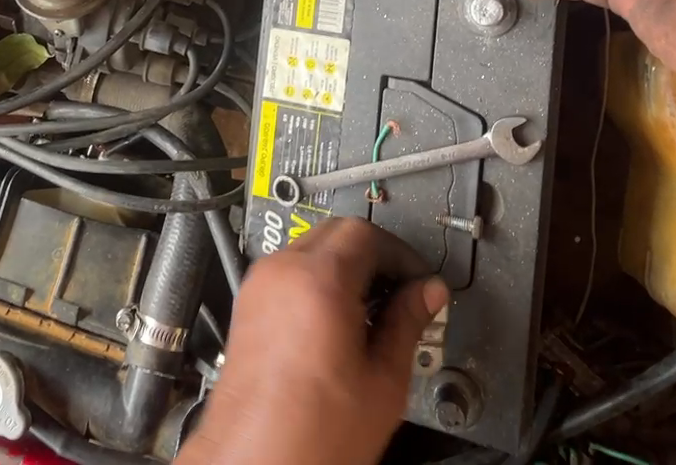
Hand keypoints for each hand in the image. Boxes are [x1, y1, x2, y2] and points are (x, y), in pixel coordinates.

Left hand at [175, 218, 447, 464]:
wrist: (256, 464)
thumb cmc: (311, 437)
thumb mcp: (382, 382)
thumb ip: (406, 324)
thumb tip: (427, 293)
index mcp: (318, 282)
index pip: (366, 233)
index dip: (400, 253)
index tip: (419, 279)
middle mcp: (282, 272)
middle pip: (336, 233)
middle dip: (374, 255)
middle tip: (402, 291)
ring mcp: (260, 286)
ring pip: (311, 249)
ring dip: (344, 266)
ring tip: (372, 311)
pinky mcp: (248, 304)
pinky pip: (289, 271)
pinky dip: (317, 280)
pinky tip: (337, 320)